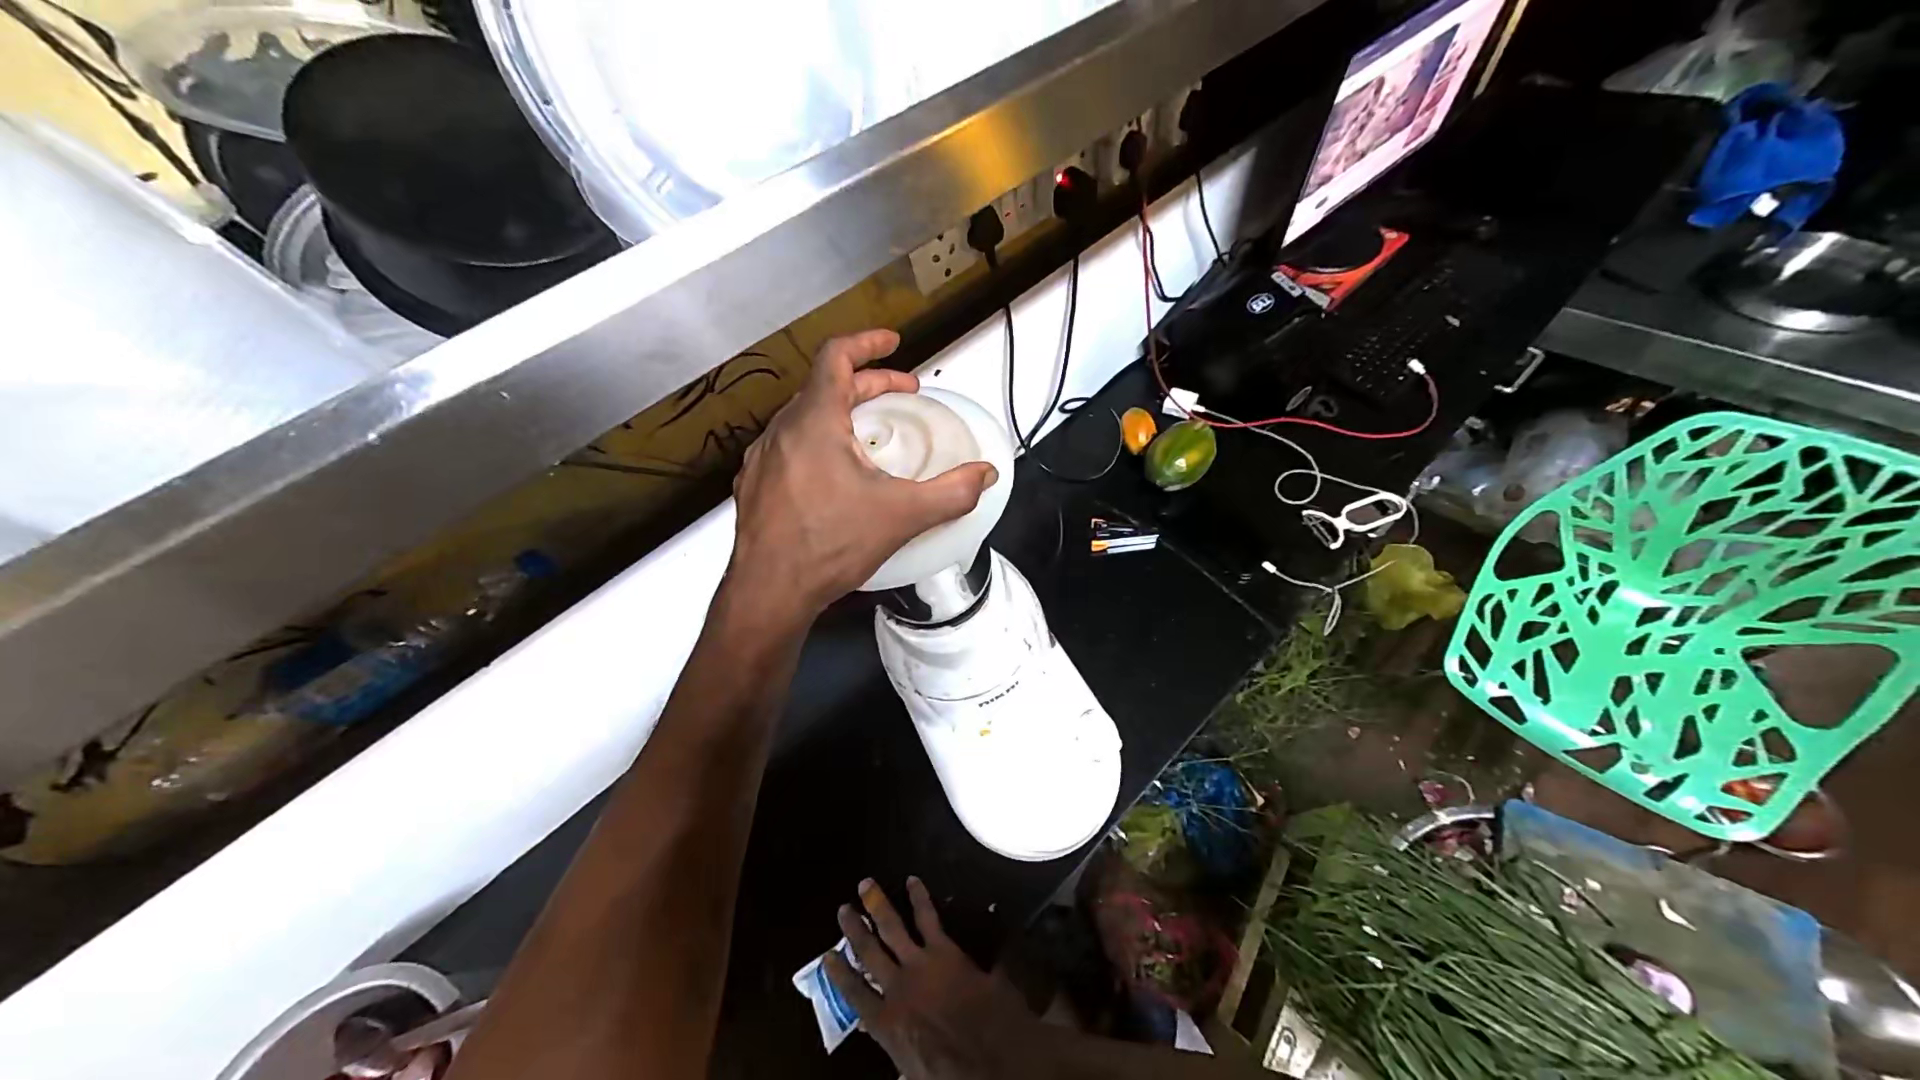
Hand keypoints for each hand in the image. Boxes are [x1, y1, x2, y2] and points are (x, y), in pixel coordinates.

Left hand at [728, 330, 997, 623]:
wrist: (769, 592)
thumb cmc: (826, 546)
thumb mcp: (902, 515)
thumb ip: (952, 492)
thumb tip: (984, 475)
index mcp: (813, 421)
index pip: (836, 356)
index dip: (868, 342)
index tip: (892, 342)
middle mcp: (781, 431)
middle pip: (826, 386)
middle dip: (869, 385)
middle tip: (902, 396)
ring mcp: (763, 459)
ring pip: (805, 418)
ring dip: (843, 415)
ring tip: (873, 436)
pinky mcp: (756, 486)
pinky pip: (791, 448)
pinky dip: (819, 444)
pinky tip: (838, 476)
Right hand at [825, 877, 1034, 1079]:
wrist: (990, 1060)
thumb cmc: (951, 1073)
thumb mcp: (914, 1074)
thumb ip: (901, 1059)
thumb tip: (896, 1067)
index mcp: (886, 1023)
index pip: (854, 994)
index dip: (839, 974)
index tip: (827, 956)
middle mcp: (897, 988)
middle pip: (869, 952)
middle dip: (854, 929)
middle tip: (843, 908)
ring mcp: (921, 965)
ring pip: (892, 928)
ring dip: (877, 905)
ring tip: (866, 885)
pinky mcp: (946, 951)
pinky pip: (929, 918)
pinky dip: (920, 898)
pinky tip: (913, 881)